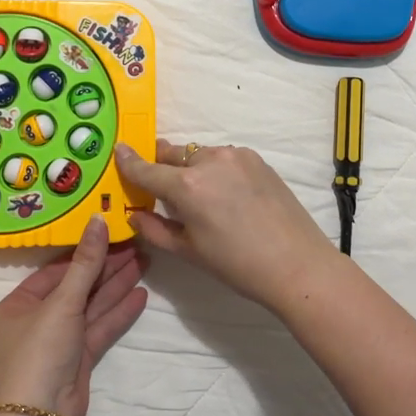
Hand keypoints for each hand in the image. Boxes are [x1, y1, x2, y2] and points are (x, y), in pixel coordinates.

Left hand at [0, 216, 148, 415]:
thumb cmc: (40, 351)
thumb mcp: (63, 302)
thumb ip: (86, 262)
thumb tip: (98, 219)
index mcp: (19, 304)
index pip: (56, 270)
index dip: (85, 252)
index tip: (112, 234)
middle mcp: (37, 319)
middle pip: (77, 286)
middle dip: (106, 268)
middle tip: (138, 246)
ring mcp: (59, 340)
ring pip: (91, 306)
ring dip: (116, 285)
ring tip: (145, 262)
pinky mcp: (78, 358)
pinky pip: (100, 327)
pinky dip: (119, 312)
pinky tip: (141, 295)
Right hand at [115, 139, 342, 309]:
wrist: (297, 263)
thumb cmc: (238, 264)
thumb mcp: (189, 252)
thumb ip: (156, 229)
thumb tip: (135, 215)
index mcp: (187, 185)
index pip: (147, 169)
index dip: (129, 161)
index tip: (118, 150)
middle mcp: (210, 160)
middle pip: (173, 155)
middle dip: (163, 166)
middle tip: (160, 186)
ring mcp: (236, 156)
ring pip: (200, 155)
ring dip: (191, 169)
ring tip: (201, 198)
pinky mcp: (257, 159)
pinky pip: (224, 158)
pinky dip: (216, 170)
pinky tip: (226, 195)